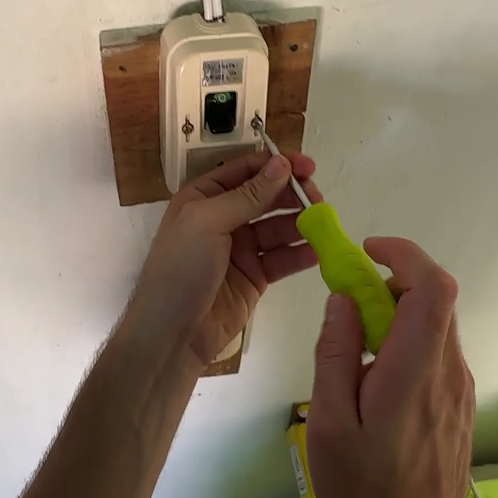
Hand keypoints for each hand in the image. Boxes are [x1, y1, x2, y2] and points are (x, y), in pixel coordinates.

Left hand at [124, 150, 323, 366]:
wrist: (172, 333)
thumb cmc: (180, 270)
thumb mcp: (207, 222)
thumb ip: (247, 195)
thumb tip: (282, 164)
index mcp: (204, 197)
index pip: (246, 171)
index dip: (277, 165)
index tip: (308, 167)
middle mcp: (223, 218)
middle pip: (267, 197)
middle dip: (293, 195)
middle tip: (318, 200)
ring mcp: (240, 248)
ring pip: (279, 227)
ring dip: (302, 223)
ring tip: (324, 225)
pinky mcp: (255, 276)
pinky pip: (283, 258)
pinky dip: (301, 253)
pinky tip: (320, 250)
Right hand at [306, 238, 474, 497]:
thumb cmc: (364, 489)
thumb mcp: (327, 423)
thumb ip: (336, 356)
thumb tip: (342, 301)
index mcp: (413, 372)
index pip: (432, 289)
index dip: (404, 255)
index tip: (365, 251)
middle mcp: (448, 373)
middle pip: (435, 301)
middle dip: (391, 282)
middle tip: (346, 301)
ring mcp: (459, 390)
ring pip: (436, 328)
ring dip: (398, 314)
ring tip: (354, 348)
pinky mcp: (459, 406)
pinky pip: (437, 354)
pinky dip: (407, 342)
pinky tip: (376, 380)